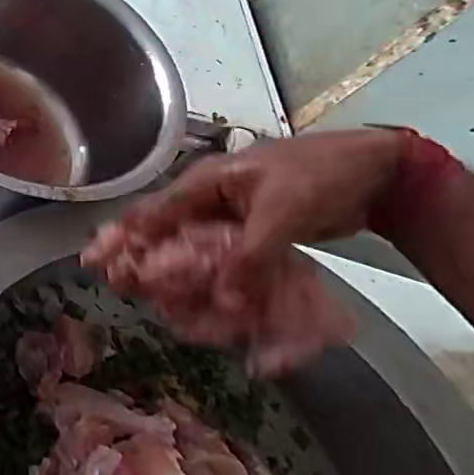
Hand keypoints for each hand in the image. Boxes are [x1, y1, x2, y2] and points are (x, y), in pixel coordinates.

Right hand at [92, 129, 408, 295]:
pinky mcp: (250, 231)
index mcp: (209, 182)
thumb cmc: (324, 176)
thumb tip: (224, 300)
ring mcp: (231, 215)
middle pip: (164, 230)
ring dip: (170, 269)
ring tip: (149, 295)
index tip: (96, 261)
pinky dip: (204, 274)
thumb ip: (251, 256)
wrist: (377, 173)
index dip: (123, 237)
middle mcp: (211, 198)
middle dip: (139, 256)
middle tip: (116, 283)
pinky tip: (197, 294)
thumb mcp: (284, 212)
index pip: (155, 212)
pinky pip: (217, 255)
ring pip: (188, 245)